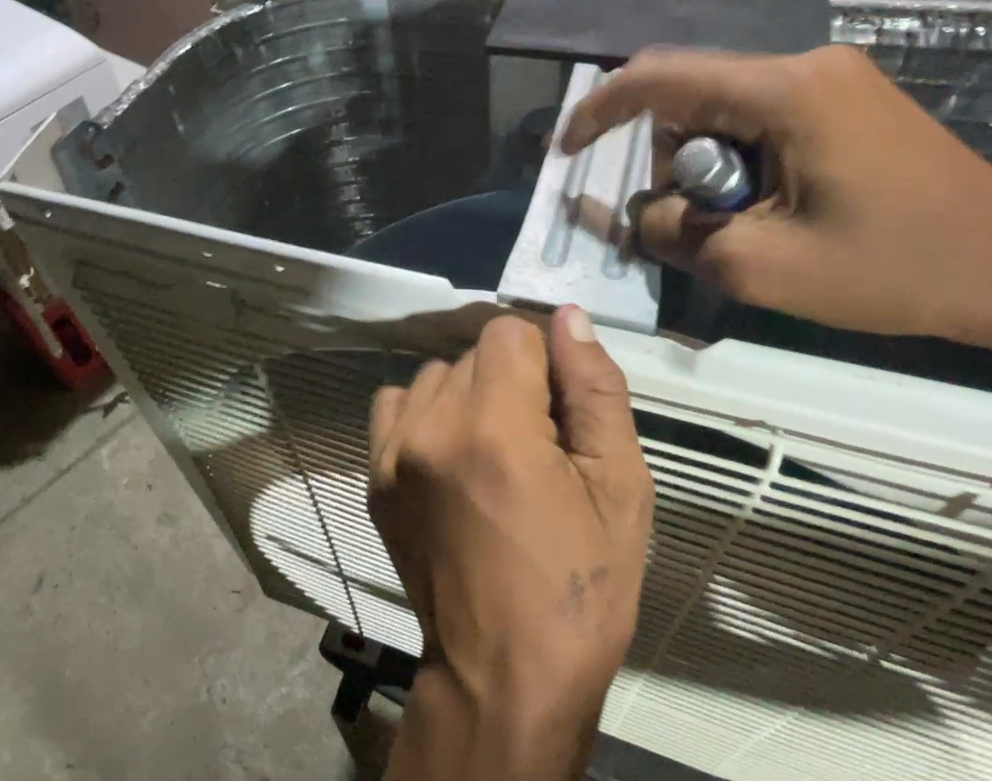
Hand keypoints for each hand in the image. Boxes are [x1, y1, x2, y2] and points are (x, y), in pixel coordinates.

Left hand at [369, 309, 652, 778]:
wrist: (503, 673)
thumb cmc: (578, 589)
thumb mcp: (619, 488)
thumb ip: (595, 390)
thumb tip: (568, 319)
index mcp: (493, 426)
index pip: (509, 332)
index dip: (546, 362)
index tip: (563, 413)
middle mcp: (429, 427)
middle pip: (472, 354)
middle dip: (512, 382)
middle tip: (539, 446)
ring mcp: (390, 453)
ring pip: (433, 377)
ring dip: (468, 397)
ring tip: (495, 457)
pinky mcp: (373, 478)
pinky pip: (395, 408)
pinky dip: (425, 417)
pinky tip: (452, 459)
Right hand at [560, 45, 991, 340]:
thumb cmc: (894, 268)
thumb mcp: (760, 267)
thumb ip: (674, 233)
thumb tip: (635, 213)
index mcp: (784, 91)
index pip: (658, 77)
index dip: (598, 110)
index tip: (566, 152)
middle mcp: (804, 66)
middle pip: (689, 95)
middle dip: (666, 159)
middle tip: (687, 222)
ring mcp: (830, 80)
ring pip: (720, 111)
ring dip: (704, 167)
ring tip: (741, 227)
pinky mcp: (845, 103)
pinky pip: (757, 121)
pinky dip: (737, 164)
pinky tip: (766, 210)